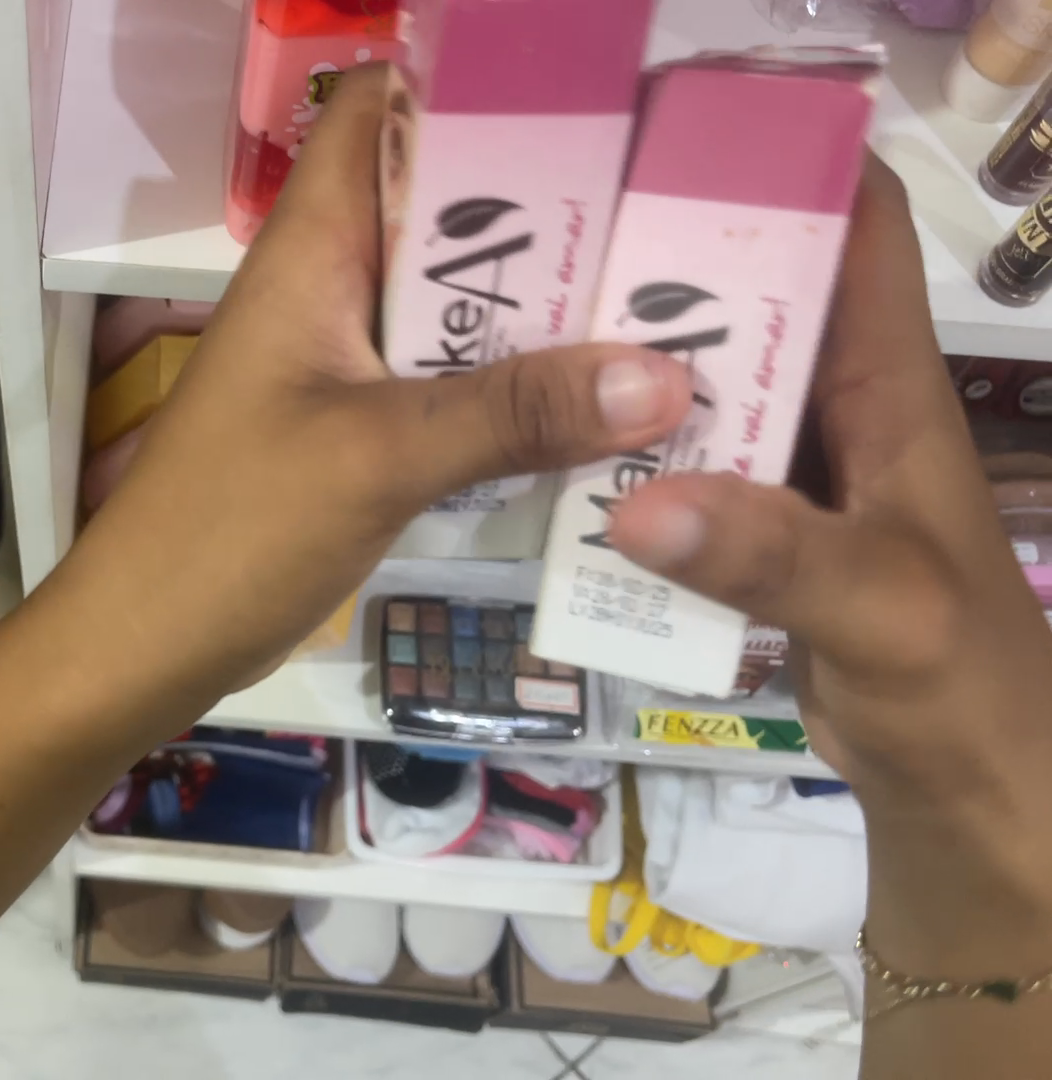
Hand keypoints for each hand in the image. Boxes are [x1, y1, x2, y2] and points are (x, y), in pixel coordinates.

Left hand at [37, 64, 694, 725]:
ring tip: (690, 308)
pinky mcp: (354, 440)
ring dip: (550, 315)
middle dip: (560, 205)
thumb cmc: (232, 528)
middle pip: (447, 212)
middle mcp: (326, 296)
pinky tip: (607, 414)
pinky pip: (449, 393)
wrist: (151, 633)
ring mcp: (340, 372)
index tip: (608, 85)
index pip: (382, 110)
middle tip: (698, 205)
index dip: (480, 76)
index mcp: (309, 254)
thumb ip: (507, 411)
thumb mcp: (371, 457)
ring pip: (457, 312)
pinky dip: (517, 397)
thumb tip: (664, 375)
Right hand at [602, 159, 1051, 980]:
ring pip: (687, 395)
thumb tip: (636, 505)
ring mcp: (771, 475)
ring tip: (519, 344)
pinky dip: (605, 454)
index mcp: (885, 397)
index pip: (853, 246)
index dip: (788, 178)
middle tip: (547, 256)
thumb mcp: (878, 610)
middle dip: (657, 273)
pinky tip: (541, 457)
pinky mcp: (727, 528)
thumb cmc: (958, 680)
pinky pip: (656, 469)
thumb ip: (768, 556)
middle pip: (741, 313)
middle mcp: (823, 417)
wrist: (964, 781)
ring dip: (617, 370)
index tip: (679, 146)